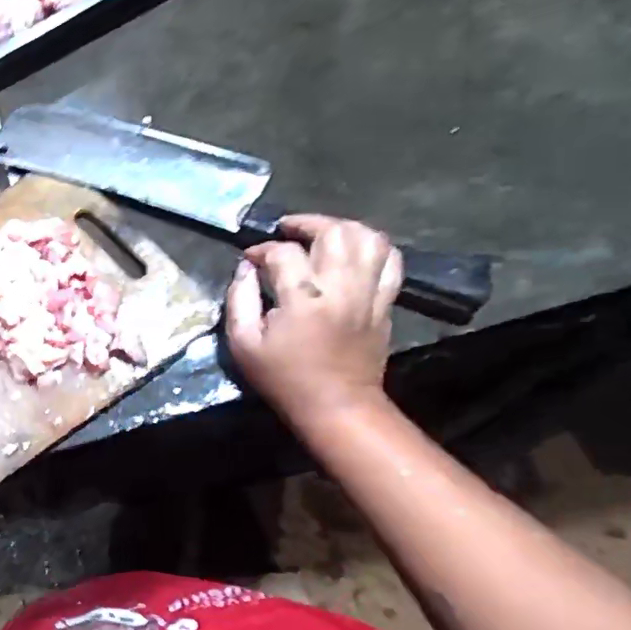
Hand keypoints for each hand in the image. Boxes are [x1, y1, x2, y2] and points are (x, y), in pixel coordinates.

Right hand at [225, 215, 402, 417]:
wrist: (337, 406)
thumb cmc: (284, 377)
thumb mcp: (243, 343)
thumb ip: (239, 299)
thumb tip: (245, 267)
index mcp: (303, 298)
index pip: (283, 253)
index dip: (261, 249)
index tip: (250, 259)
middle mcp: (341, 288)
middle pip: (334, 232)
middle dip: (306, 223)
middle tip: (287, 231)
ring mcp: (369, 294)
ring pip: (368, 238)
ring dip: (342, 228)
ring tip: (321, 234)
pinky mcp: (385, 303)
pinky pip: (391, 261)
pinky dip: (373, 247)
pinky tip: (353, 250)